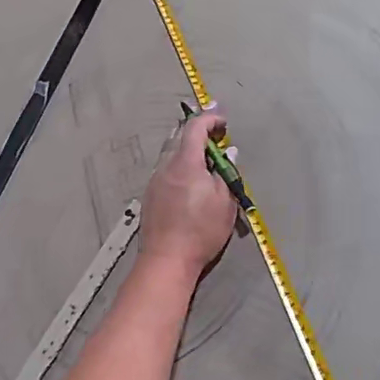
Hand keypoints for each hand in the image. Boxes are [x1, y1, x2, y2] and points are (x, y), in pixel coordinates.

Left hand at [140, 109, 236, 275]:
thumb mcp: (224, 202)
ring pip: (171, 153)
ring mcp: (155, 181)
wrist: (167, 259)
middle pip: (179, 137)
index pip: (194, 128)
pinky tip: (192, 179)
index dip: (210, 119)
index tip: (224, 121)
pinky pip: (167, 169)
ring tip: (208, 158)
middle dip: (199, 131)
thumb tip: (229, 154)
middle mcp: (166, 167)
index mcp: (185, 164)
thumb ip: (226, 174)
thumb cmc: (201, 231)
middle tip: (218, 134)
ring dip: (189, 149)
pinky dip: (181, 164)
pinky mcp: (151, 196)